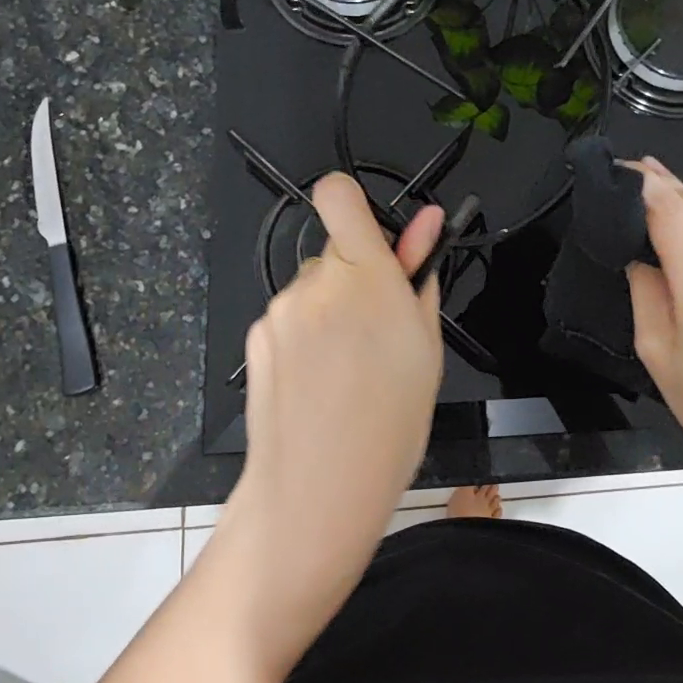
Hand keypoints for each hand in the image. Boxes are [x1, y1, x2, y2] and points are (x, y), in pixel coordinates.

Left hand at [230, 173, 445, 563]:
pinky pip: (290, 320)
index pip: (339, 194)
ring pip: (313, 289)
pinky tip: (323, 383)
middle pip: (334, 251)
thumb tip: (426, 224)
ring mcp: (279, 311)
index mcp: (364, 276)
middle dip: (358, 276)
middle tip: (382, 328)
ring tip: (353, 369)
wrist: (318, 489)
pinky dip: (307, 338)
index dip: (354, 201)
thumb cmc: (390, 423)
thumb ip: (419, 274)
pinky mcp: (256, 338)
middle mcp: (314, 283)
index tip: (372, 233)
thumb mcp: (426, 345)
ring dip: (333, 311)